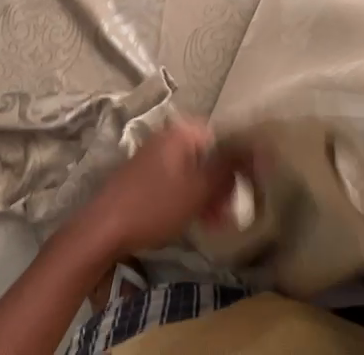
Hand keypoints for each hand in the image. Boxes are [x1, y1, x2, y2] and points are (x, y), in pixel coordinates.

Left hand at [70, 116, 242, 259]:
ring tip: (218, 223)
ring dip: (210, 195)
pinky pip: (178, 182)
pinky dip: (191, 198)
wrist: (102, 230)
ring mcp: (155, 157)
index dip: (240, 163)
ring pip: (195, 172)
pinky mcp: (145, 177)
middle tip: (231, 212)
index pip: (224, 137)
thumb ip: (230, 167)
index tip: (248, 189)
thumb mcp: (198, 189)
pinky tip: (199, 222)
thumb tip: (261, 145)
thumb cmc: (154, 206)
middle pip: (209, 155)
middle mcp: (168, 138)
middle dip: (223, 184)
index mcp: (181, 132)